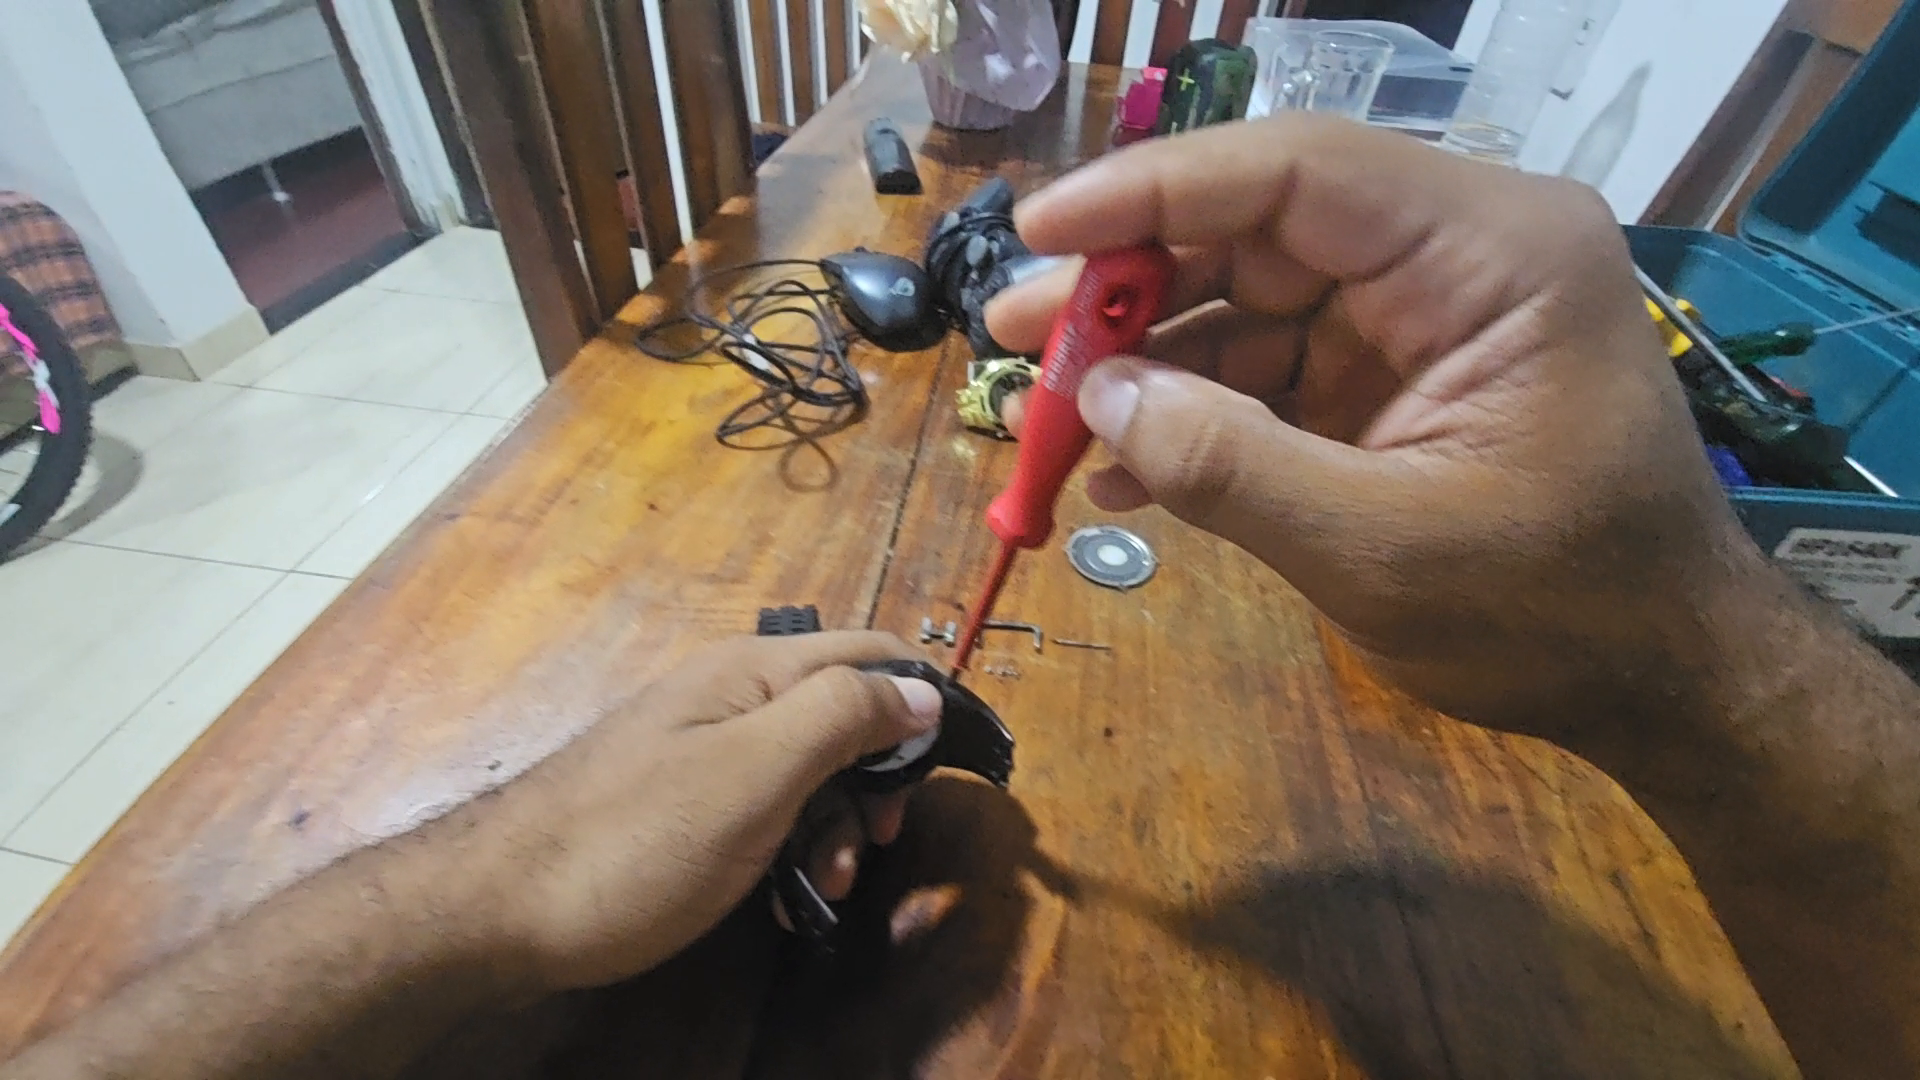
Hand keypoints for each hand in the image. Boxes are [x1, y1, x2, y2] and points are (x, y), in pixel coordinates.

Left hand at [467, 632, 940, 992]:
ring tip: (830, 878)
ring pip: (814, 763)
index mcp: (758, 670)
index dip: (921, 694)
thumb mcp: (756, 773)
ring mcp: (714, 743)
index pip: (871, 651)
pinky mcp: (695, 792)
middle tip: (880, 835)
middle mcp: (739, 692)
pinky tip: (789, 888)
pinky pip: (773, 800)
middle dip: (878, 772)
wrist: (492, 913)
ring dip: (838, 818)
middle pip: (847, 709)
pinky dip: (797, 837)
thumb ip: (842, 716)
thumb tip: (922, 690)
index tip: (946, 762)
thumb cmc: (639, 837)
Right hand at [988, 117, 1773, 743]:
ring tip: (1043, 418)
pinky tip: (1116, 476)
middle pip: (1243, 240)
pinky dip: (1177, 425)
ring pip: (1228, 314)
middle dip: (1122, 294)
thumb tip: (1101, 400)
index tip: (1041, 230)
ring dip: (1133, 370)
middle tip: (1015, 334)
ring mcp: (1391, 328)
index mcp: (1483, 255)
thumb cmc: (1550, 611)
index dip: (1150, 194)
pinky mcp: (1359, 388)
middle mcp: (1435, 264)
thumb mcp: (1380, 546)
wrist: (1639, 677)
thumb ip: (1232, 467)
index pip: (1291, 176)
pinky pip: (1245, 383)